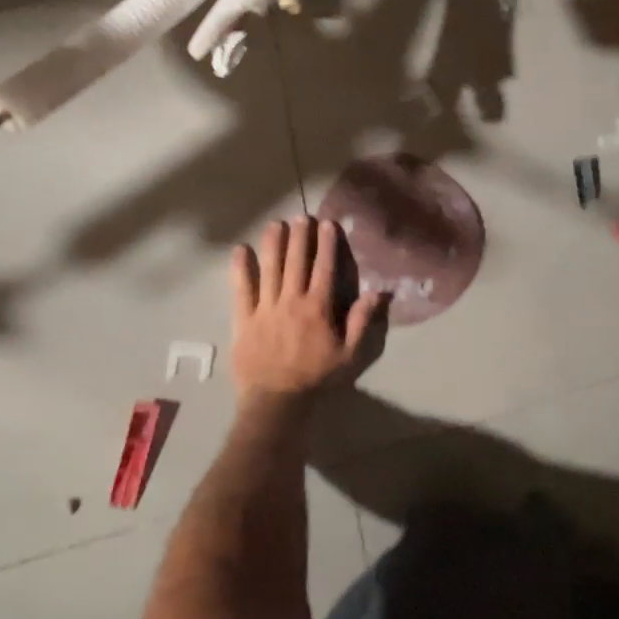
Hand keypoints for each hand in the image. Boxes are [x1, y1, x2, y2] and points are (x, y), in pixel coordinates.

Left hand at [230, 217, 386, 407]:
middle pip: (296, 261)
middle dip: (299, 236)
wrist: (276, 402)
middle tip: (301, 216)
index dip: (326, 244)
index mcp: (317, 307)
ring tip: (276, 224)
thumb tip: (378, 292)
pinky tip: (240, 250)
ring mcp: (265, 308)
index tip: (327, 223)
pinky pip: (241, 289)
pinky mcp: (244, 319)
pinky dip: (240, 269)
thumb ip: (362, 322)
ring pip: (269, 268)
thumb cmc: (316, 378)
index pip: (324, 268)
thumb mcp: (349, 355)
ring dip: (273, 244)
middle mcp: (291, 300)